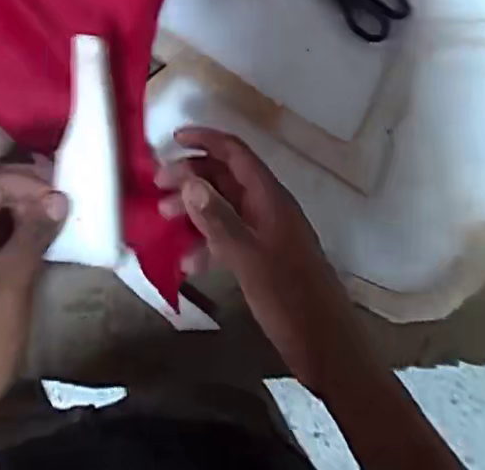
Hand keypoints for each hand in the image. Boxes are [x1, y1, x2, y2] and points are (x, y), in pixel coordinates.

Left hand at [0, 163, 67, 457]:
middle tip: (64, 196)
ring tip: (59, 213)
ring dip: (26, 204)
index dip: (30, 181)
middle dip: (29, 185)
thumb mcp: (11, 285)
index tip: (62, 197)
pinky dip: (20, 224)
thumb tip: (59, 197)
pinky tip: (43, 234)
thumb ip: (34, 235)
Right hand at [157, 126, 375, 396]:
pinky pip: (231, 234)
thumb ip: (218, 219)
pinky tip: (188, 261)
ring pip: (225, 205)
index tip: (173, 137)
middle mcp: (268, 206)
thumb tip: (189, 181)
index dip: (205, 139)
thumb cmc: (289, 299)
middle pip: (226, 176)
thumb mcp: (248, 259)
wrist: (327, 347)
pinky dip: (208, 240)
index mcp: (269, 197)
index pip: (235, 152)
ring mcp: (267, 231)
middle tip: (158, 186)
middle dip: (192, 175)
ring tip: (164, 218)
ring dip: (195, 207)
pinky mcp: (264, 255)